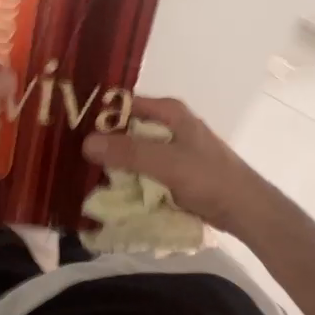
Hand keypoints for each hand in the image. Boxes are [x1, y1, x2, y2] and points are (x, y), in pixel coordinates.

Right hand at [81, 97, 277, 234]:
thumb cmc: (209, 179)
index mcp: (171, 112)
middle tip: (71, 157)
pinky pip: (144, 172)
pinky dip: (129, 179)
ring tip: (83, 175)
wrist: (245, 210)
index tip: (70, 129)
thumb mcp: (166, 163)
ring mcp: (173, 151)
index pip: (124, 104)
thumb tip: (86, 143)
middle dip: (103, 142)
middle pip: (127, 129)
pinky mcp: (175, 174)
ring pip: (134, 153)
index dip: (99, 115)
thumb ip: (128, 152)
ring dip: (115, 164)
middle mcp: (170, 126)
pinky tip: (110, 191)